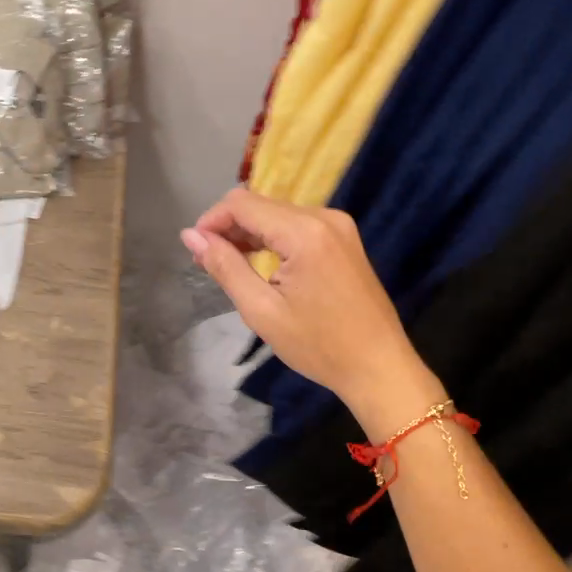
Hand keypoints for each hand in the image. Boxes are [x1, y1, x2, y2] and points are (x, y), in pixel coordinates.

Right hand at [181, 188, 441, 422]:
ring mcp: (338, 226)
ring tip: (227, 265)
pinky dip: (272, 239)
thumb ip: (224, 266)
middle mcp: (323, 217)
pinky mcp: (343, 239)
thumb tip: (190, 235)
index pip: (242, 203)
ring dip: (248, 233)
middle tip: (206, 262)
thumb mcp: (261, 311)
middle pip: (259, 205)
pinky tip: (259, 264)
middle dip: (228, 227)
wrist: (380, 368)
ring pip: (276, 214)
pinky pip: (296, 225)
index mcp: (304, 232)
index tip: (195, 250)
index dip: (211, 220)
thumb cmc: (319, 345)